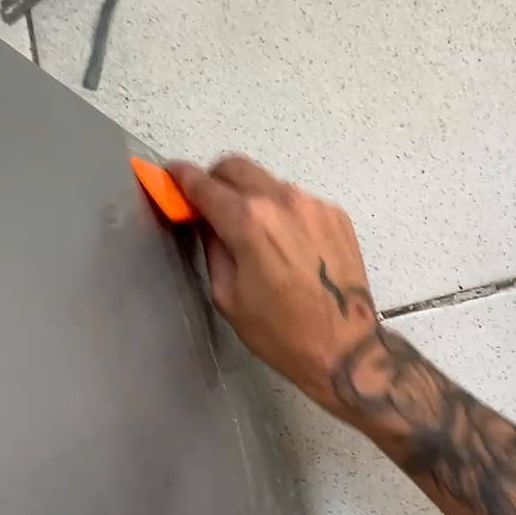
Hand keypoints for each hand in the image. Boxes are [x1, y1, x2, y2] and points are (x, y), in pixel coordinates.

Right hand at [168, 156, 379, 415]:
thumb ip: (213, 248)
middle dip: (216, 180)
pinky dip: (284, 214)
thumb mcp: (228, 297)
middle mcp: (282, 200)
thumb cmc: (280, 333)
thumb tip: (207, 222)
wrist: (344, 347)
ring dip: (253, 197)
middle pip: (236, 167)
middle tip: (210, 205)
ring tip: (256, 235)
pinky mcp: (336, 214)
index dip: (181, 177)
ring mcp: (313, 204)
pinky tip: (289, 247)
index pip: (204, 184)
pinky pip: (298, 201)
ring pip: (269, 183)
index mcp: (248, 222)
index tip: (171, 175)